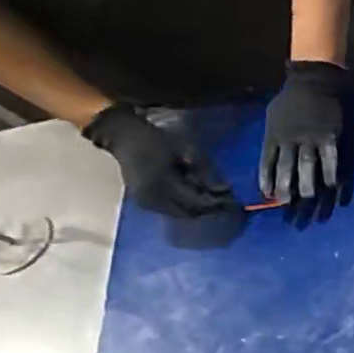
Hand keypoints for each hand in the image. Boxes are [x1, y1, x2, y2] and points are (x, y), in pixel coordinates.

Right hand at [84, 104, 236, 218]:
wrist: (122, 137)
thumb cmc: (155, 140)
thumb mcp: (183, 150)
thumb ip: (201, 170)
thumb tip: (220, 187)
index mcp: (164, 184)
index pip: (196, 202)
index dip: (215, 203)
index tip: (231, 201)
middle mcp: (155, 198)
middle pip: (189, 213)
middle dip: (207, 210)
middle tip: (223, 203)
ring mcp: (147, 203)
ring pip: (179, 215)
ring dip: (195, 210)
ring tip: (208, 200)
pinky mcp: (143, 203)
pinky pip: (169, 211)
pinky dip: (182, 207)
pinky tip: (190, 198)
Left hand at [260, 61, 345, 201]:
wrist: (314, 80)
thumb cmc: (292, 100)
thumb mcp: (273, 115)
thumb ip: (273, 138)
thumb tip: (270, 160)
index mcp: (274, 134)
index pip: (267, 163)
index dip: (267, 181)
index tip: (269, 197)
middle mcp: (290, 139)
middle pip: (286, 169)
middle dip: (286, 190)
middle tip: (288, 206)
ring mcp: (310, 138)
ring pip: (307, 167)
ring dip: (307, 186)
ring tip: (308, 199)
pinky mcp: (329, 136)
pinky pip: (330, 159)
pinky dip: (330, 174)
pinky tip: (331, 187)